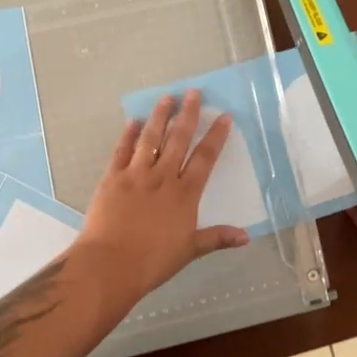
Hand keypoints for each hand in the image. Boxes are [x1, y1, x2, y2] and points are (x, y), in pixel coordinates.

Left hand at [77, 90, 249, 304]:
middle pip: (178, 140)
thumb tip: (246, 237)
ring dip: (159, 117)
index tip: (223, 116)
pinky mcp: (111, 178)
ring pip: (150, 139)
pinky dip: (128, 135)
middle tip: (193, 92)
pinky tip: (132, 122)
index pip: (204, 158)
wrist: (110, 264)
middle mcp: (162, 178)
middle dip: (188, 115)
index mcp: (185, 194)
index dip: (215, 136)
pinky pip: (121, 151)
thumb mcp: (189, 250)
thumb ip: (216, 238)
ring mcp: (135, 175)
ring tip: (166, 98)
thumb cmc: (153, 261)